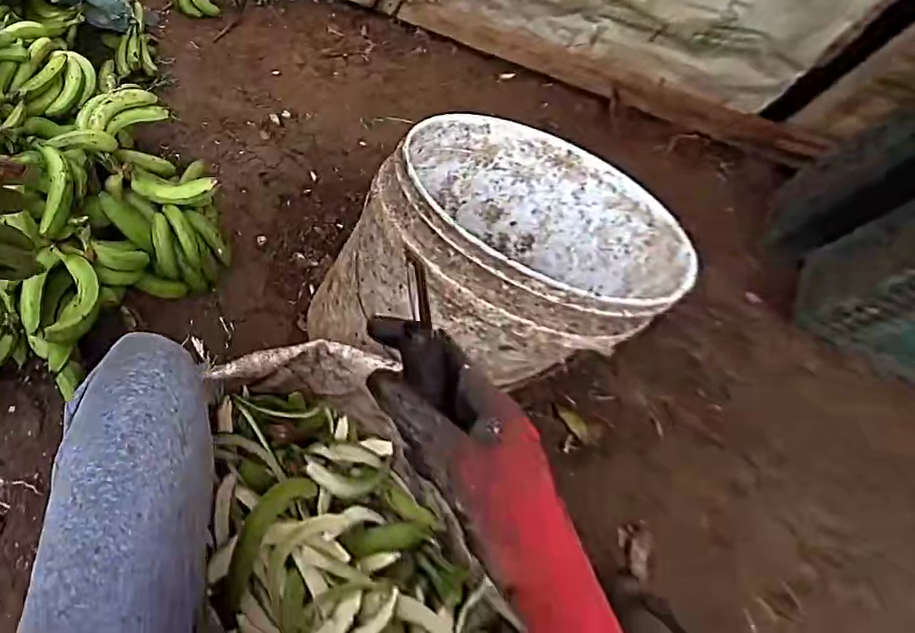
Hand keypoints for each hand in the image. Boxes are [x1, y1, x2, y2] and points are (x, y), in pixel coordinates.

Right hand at [366, 318, 621, 632]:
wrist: (544, 586)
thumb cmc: (501, 513)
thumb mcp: (450, 456)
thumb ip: (413, 412)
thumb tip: (377, 375)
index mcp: (494, 408)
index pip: (447, 353)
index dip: (409, 335)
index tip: (370, 328)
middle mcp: (493, 422)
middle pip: (442, 380)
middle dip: (407, 376)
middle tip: (373, 379)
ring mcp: (488, 449)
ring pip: (437, 411)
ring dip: (411, 409)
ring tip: (392, 423)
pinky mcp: (479, 475)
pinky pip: (440, 439)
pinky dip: (418, 436)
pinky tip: (410, 454)